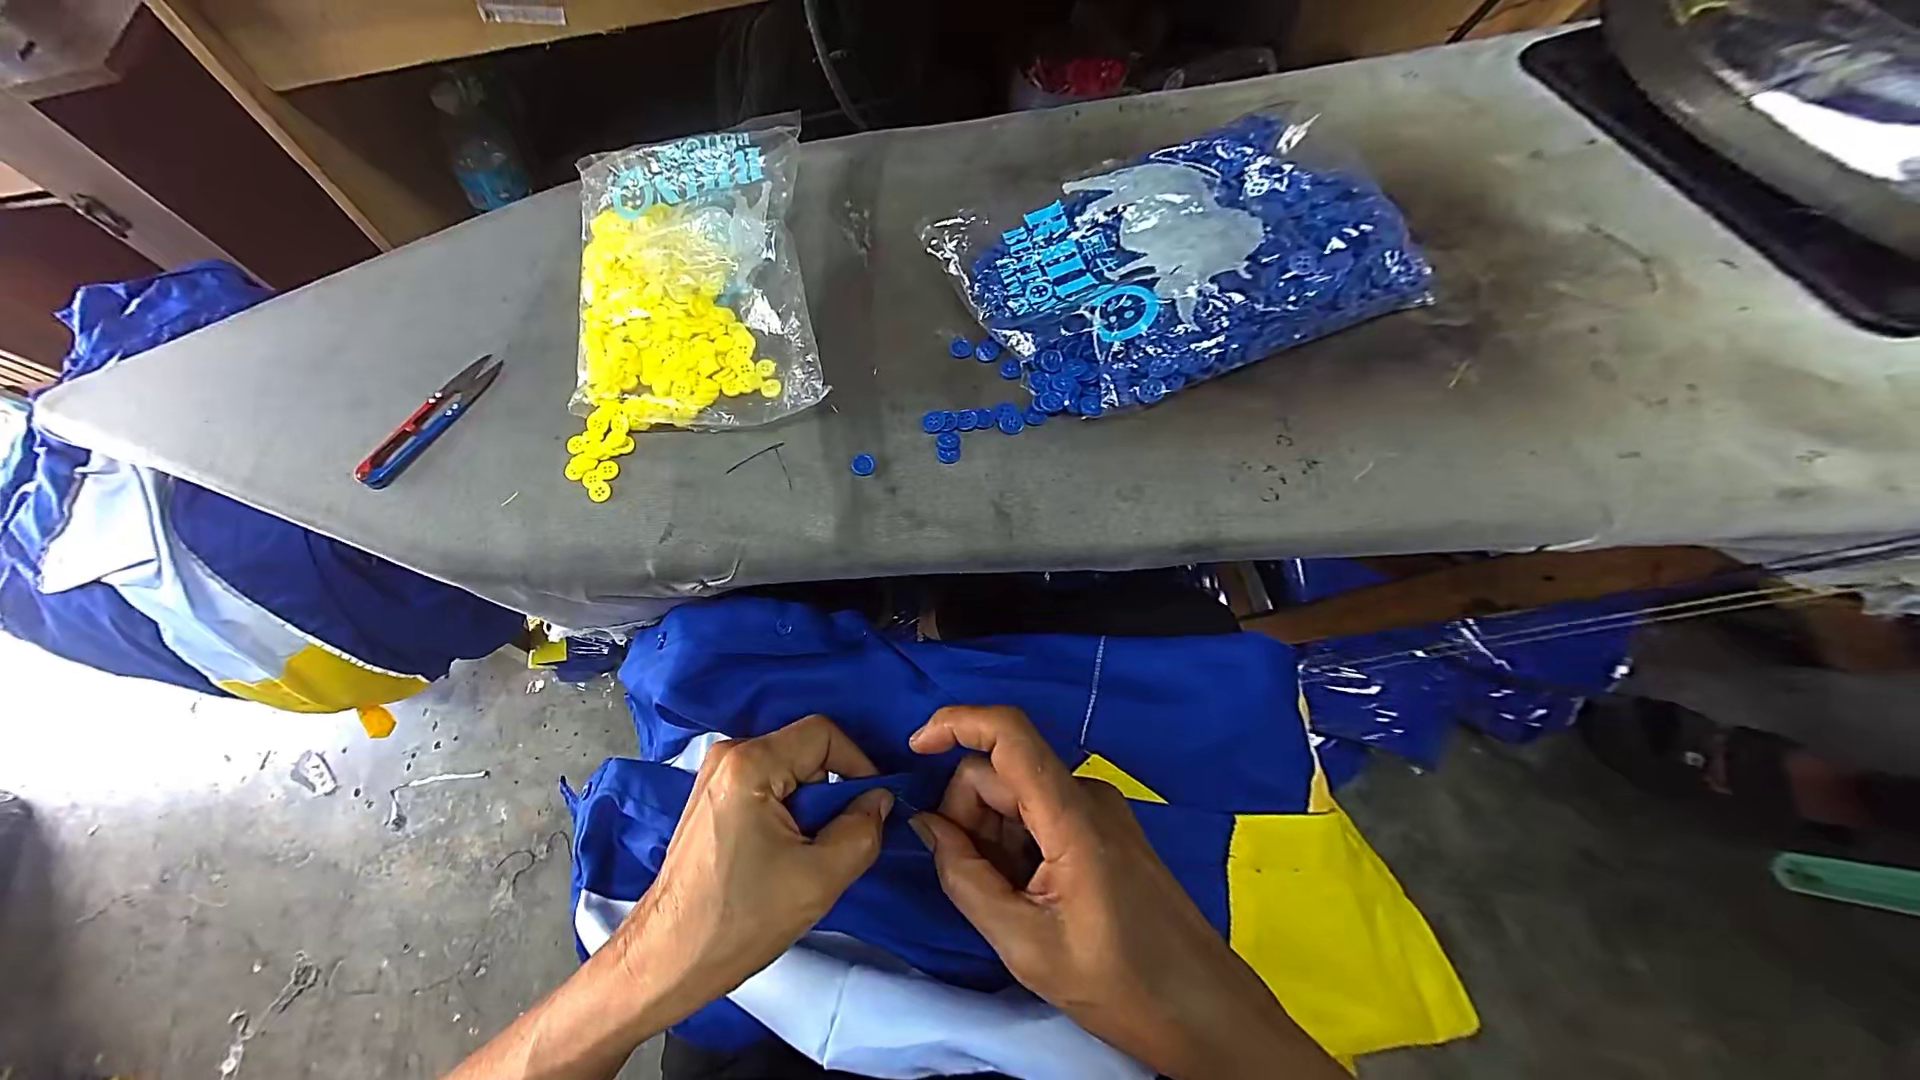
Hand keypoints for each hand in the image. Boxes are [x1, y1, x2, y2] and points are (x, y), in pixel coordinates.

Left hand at [609, 714, 894, 1027]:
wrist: (663, 962)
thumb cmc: (737, 921)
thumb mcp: (820, 879)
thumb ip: (863, 830)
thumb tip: (879, 799)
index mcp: (750, 763)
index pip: (824, 734)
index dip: (858, 764)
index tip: (870, 806)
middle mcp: (729, 755)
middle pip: (807, 752)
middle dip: (832, 793)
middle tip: (837, 840)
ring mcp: (717, 774)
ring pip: (791, 770)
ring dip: (812, 806)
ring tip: (808, 853)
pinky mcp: (714, 796)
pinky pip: (770, 784)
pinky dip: (789, 811)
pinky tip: (785, 852)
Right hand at [908, 706, 1342, 1079]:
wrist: (1204, 1010)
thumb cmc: (1120, 984)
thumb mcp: (1026, 944)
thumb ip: (965, 878)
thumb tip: (926, 825)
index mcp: (1070, 814)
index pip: (1009, 733)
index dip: (957, 723)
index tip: (916, 748)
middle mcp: (1085, 793)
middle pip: (1000, 773)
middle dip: (966, 815)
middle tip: (969, 880)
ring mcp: (1096, 806)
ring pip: (1015, 795)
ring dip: (990, 835)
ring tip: (1008, 899)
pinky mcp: (1101, 824)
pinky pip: (1038, 812)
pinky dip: (1015, 841)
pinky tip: (1028, 891)